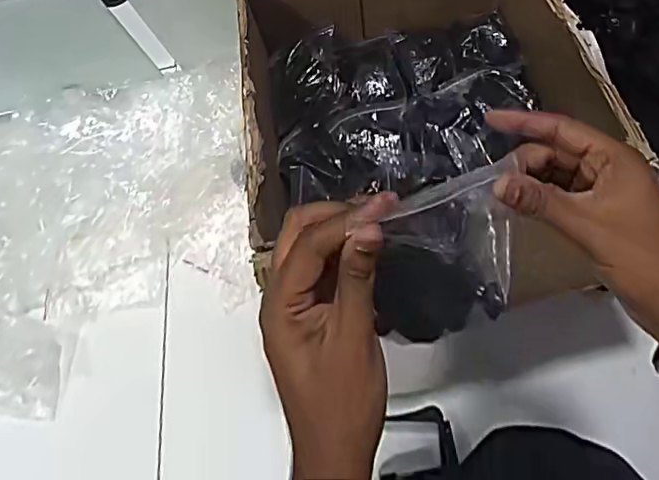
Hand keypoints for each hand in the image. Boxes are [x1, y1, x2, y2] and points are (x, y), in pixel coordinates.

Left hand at [260, 195, 396, 479]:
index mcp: (280, 304)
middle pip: (299, 233)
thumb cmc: (339, 409)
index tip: (380, 206)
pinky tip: (365, 244)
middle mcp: (279, 296)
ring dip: (340, 227)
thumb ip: (358, 279)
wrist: (334, 453)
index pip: (310, 243)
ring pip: (308, 245)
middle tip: (376, 206)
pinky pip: (320, 266)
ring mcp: (292, 302)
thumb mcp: (354, 339)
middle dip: (336, 213)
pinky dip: (342, 250)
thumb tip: (367, 229)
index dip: (346, 220)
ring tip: (375, 216)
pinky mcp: (308, 310)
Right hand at [487, 110, 658, 349]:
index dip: (524, 122)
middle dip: (525, 161)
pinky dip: (542, 197)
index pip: (562, 128)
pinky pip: (563, 194)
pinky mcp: (600, 212)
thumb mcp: (588, 227)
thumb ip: (540, 201)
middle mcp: (610, 168)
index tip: (492, 119)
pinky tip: (522, 205)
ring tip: (505, 193)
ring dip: (532, 181)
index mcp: (616, 159)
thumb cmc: (646, 261)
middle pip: (556, 151)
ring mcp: (606, 190)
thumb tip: (499, 184)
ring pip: (557, 173)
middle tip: (499, 179)